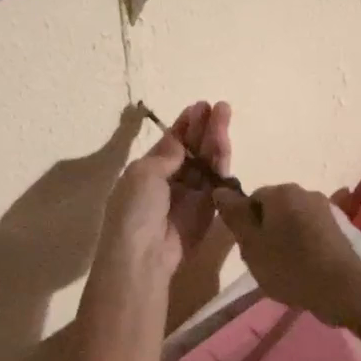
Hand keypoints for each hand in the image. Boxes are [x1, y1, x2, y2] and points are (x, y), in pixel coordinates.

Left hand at [98, 102, 232, 275]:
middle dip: (204, 128)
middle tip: (219, 107)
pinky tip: (224, 142)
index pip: (172, 142)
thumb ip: (167, 155)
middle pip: (192, 150)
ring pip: (207, 162)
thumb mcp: (144, 174)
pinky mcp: (207, 209)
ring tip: (225, 115)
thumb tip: (178, 139)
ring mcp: (190, 195)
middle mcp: (171, 180)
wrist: (144, 254)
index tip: (199, 106)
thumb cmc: (135, 210)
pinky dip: (220, 163)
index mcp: (148, 170)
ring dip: (215, 140)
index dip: (185, 124)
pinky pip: (216, 182)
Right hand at [212, 183, 360, 325]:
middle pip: (272, 209)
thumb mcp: (252, 244)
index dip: (246, 226)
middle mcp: (305, 192)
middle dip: (265, 232)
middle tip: (265, 261)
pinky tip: (303, 268)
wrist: (342, 289)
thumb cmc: (290, 266)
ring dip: (284, 240)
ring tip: (285, 268)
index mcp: (281, 192)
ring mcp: (325, 209)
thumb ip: (235, 216)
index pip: (251, 200)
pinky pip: (309, 232)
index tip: (250, 249)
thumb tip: (220, 190)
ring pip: (291, 221)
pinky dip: (302, 246)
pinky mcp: (338, 228)